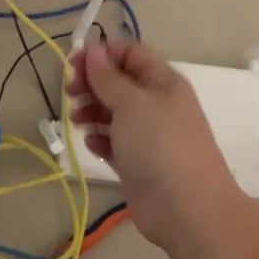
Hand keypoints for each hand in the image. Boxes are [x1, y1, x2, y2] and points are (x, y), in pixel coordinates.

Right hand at [67, 39, 238, 244]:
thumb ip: (108, 77)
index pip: (130, 53)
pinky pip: (112, 141)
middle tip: (71, 93)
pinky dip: (99, 139)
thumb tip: (95, 50)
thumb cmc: (160, 145)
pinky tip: (93, 144)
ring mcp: (146, 134)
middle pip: (117, 82)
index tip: (74, 64)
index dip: (102, 54)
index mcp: (162, 81)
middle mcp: (155, 103)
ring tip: (78, 120)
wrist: (186, 209)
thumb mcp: (132, 103)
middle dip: (92, 83)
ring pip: (112, 112)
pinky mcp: (135, 161)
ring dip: (91, 111)